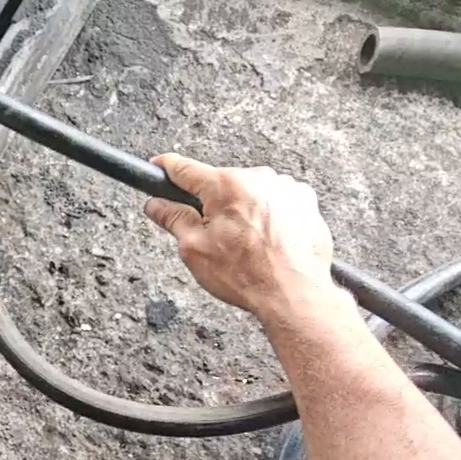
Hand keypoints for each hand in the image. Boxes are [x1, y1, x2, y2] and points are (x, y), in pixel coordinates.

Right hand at [144, 154, 340, 324]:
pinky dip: (265, 216)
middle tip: (210, 236)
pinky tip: (264, 241)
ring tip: (243, 244)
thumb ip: (173, 219)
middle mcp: (258, 178)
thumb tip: (156, 204)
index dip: (166, 167)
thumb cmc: (246, 275)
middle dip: (210, 204)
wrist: (293, 293)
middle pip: (220, 183)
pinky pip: (273, 201)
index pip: (185, 168)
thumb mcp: (194, 249)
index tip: (157, 166)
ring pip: (248, 192)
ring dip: (240, 210)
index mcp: (226, 186)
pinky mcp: (304, 200)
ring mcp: (285, 187)